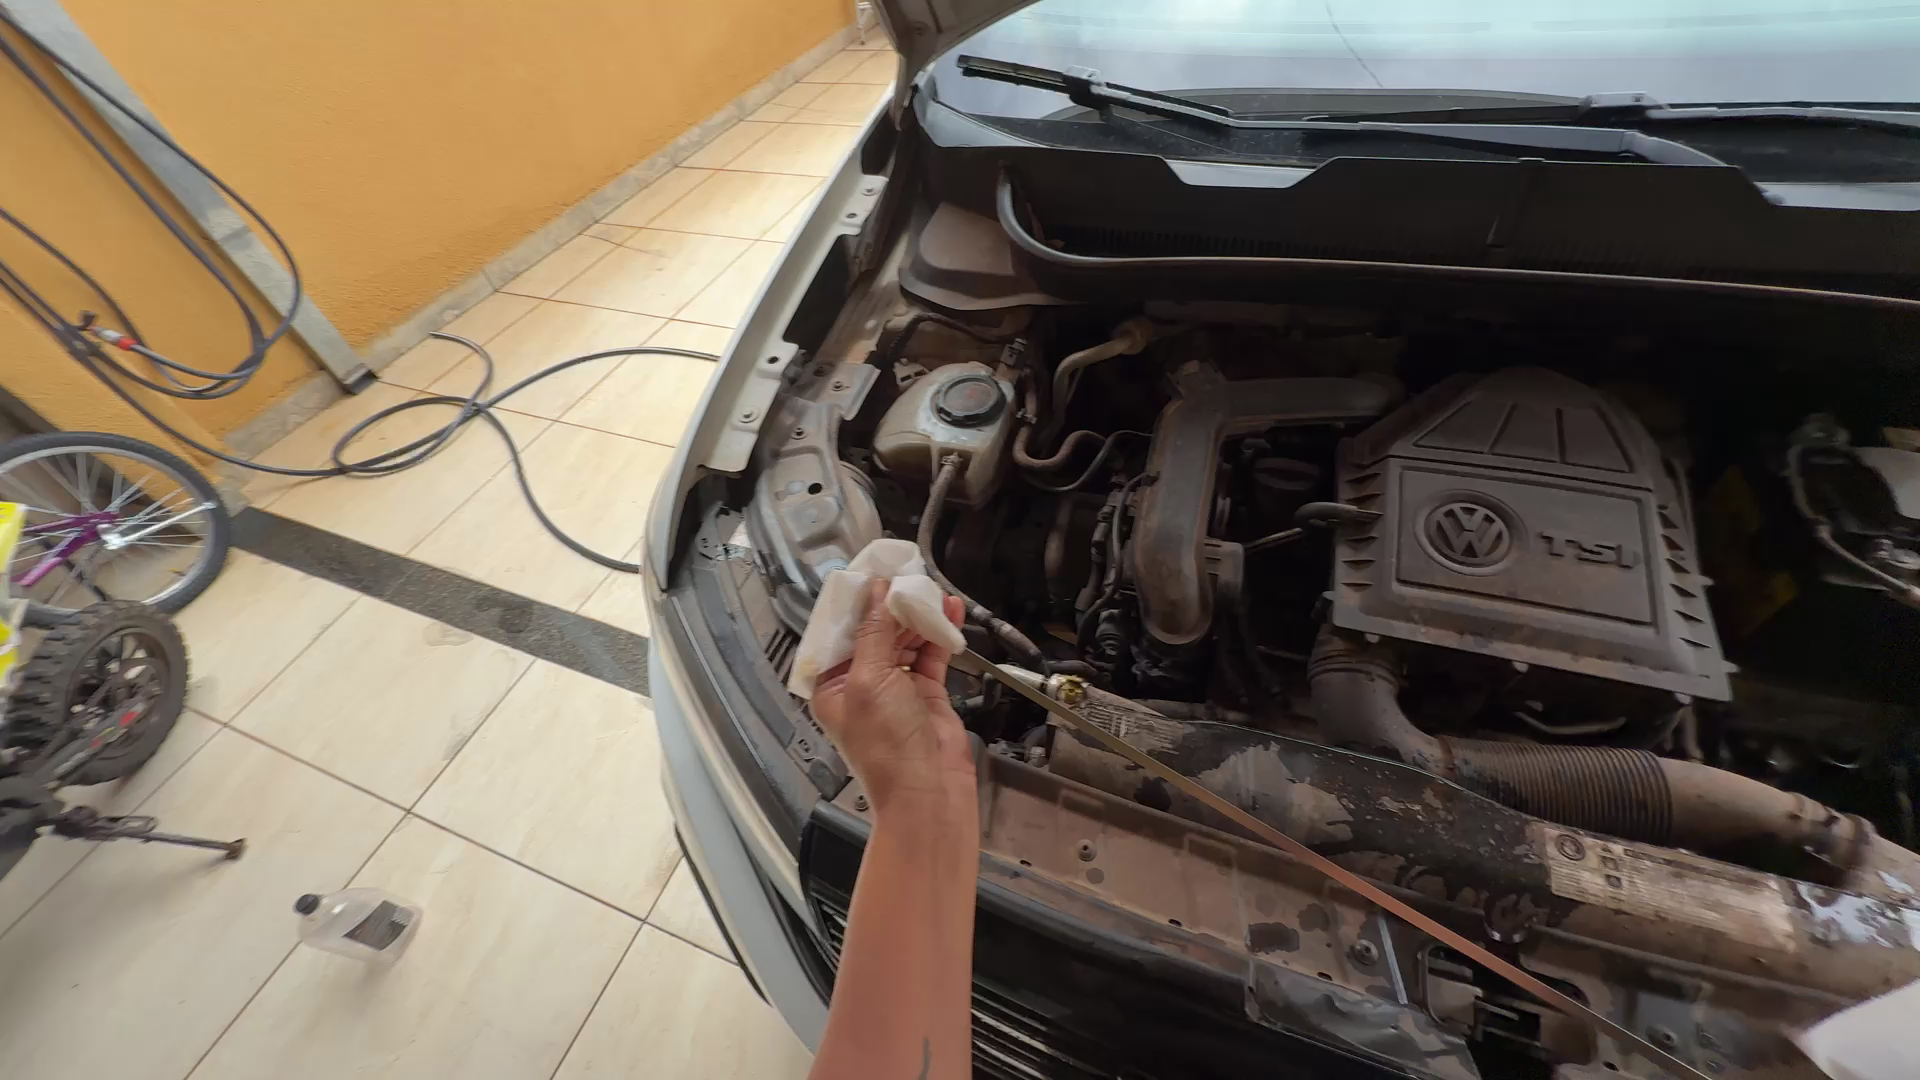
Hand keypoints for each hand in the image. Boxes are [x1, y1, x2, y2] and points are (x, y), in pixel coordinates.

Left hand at [810, 579, 969, 818]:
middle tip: (909, 576)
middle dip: (891, 607)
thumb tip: (877, 589)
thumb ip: (874, 632)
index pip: (839, 634)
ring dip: (918, 617)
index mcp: (832, 685)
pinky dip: (939, 634)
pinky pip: (930, 655)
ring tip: (932, 589)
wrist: (929, 791)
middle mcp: (860, 683)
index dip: (856, 604)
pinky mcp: (926, 692)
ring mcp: (895, 688)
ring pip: (904, 641)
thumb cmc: (886, 741)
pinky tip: (950, 610)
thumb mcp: (870, 680)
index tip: (872, 573)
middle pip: (875, 633)